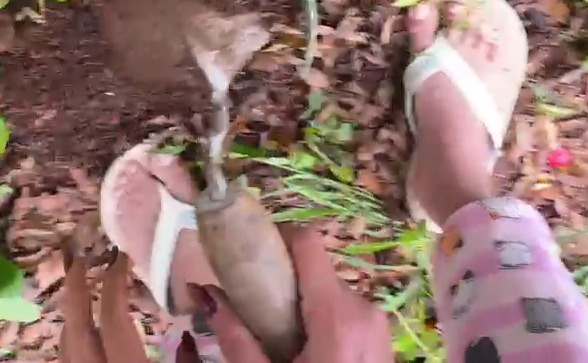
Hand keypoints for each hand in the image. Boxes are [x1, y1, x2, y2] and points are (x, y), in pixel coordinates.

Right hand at [200, 226, 392, 362]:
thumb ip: (235, 336)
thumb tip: (205, 293)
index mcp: (336, 311)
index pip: (308, 240)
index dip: (278, 236)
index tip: (253, 254)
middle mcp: (364, 306)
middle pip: (316, 268)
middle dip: (286, 282)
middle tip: (259, 308)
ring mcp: (378, 324)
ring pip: (330, 291)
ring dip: (305, 304)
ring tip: (284, 340)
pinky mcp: (383, 340)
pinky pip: (347, 312)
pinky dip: (324, 321)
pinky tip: (310, 353)